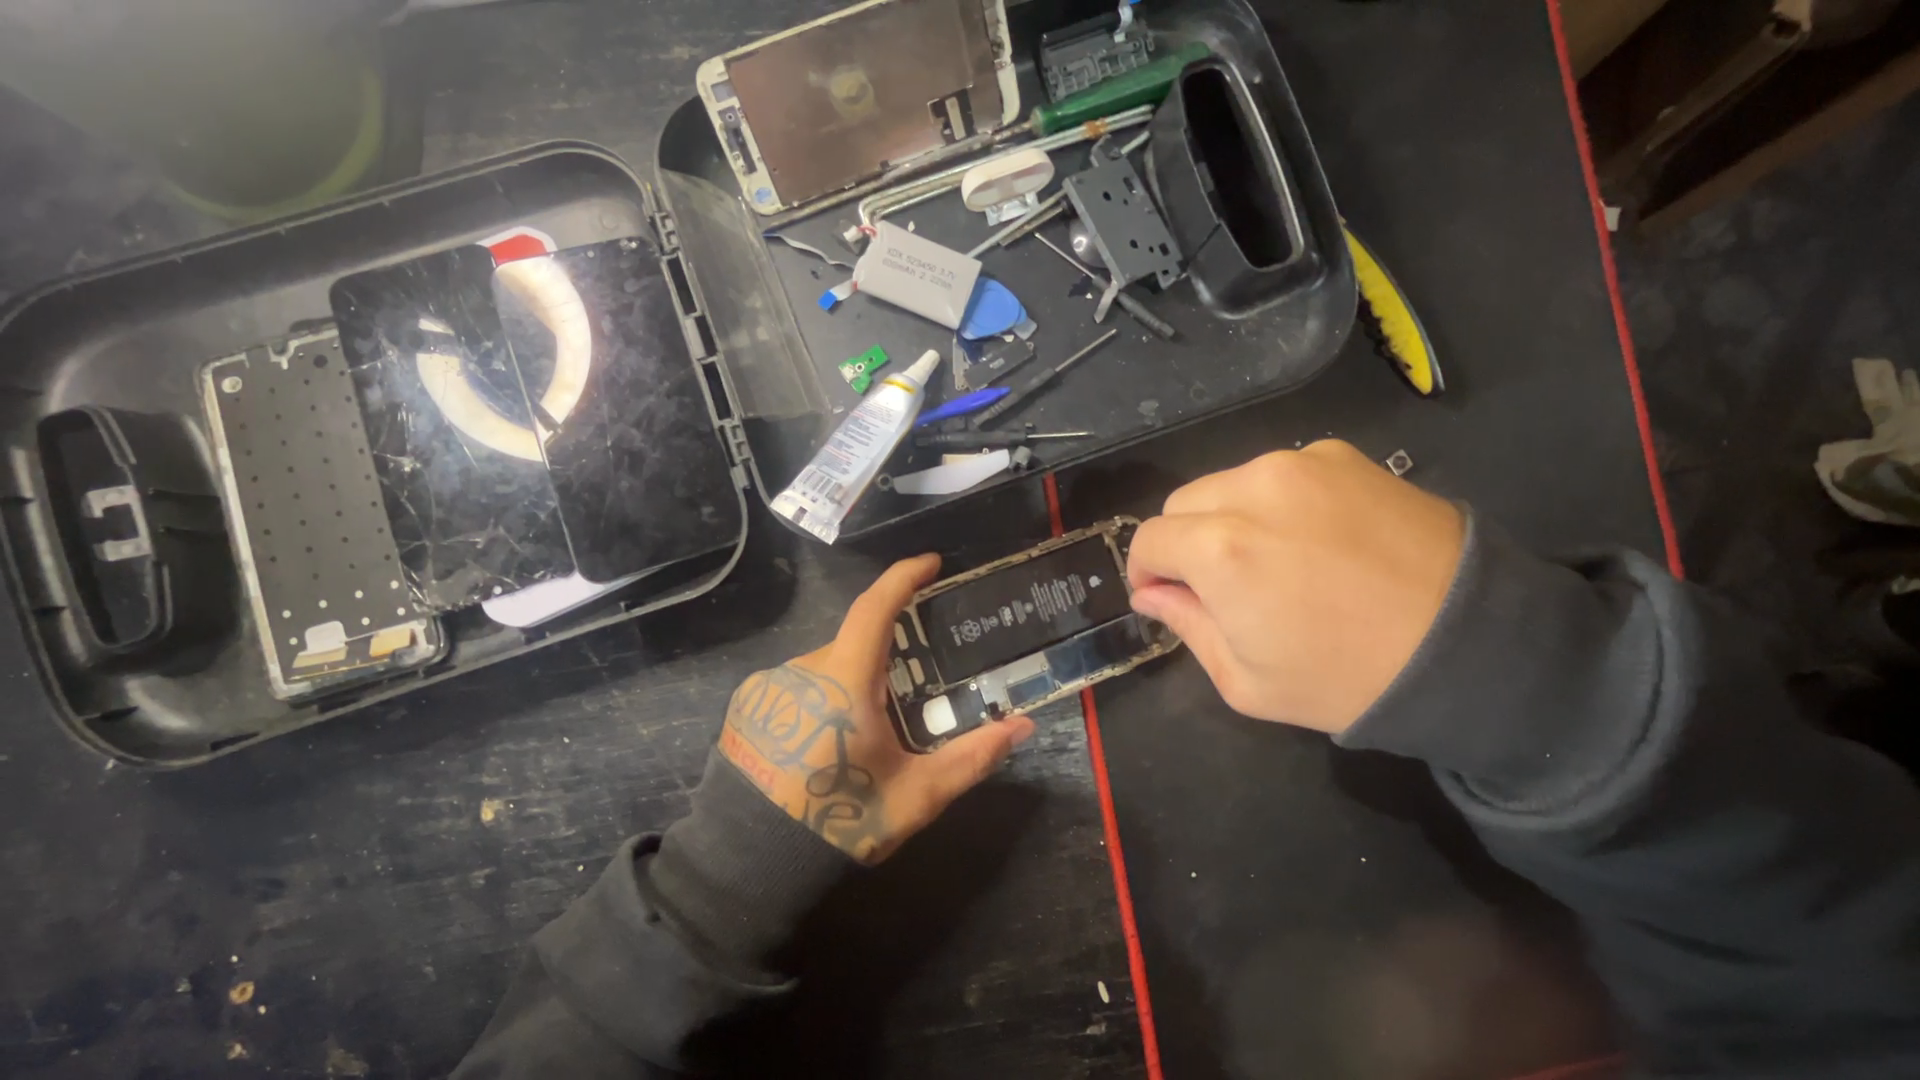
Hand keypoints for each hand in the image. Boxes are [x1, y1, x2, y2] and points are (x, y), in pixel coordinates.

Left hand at [717, 554, 1035, 863]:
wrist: (753, 860)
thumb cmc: (841, 820)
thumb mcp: (916, 795)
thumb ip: (972, 757)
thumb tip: (1023, 726)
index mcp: (844, 680)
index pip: (875, 608)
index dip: (903, 577)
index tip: (931, 563)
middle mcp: (801, 670)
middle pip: (854, 644)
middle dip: (884, 660)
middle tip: (908, 702)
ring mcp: (768, 687)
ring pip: (825, 668)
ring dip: (851, 687)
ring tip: (867, 738)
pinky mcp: (748, 707)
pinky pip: (796, 688)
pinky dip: (821, 701)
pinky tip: (828, 745)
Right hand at [1126, 440, 1465, 734]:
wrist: (1468, 643)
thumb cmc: (1347, 677)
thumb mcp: (1247, 681)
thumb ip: (1186, 627)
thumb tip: (1153, 593)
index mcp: (1219, 549)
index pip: (1148, 540)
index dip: (1146, 571)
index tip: (1165, 596)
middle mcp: (1252, 489)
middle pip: (1182, 503)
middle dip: (1184, 541)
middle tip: (1219, 584)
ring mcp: (1301, 465)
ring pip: (1229, 482)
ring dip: (1228, 516)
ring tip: (1273, 558)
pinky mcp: (1344, 457)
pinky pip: (1282, 473)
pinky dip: (1277, 501)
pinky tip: (1314, 537)